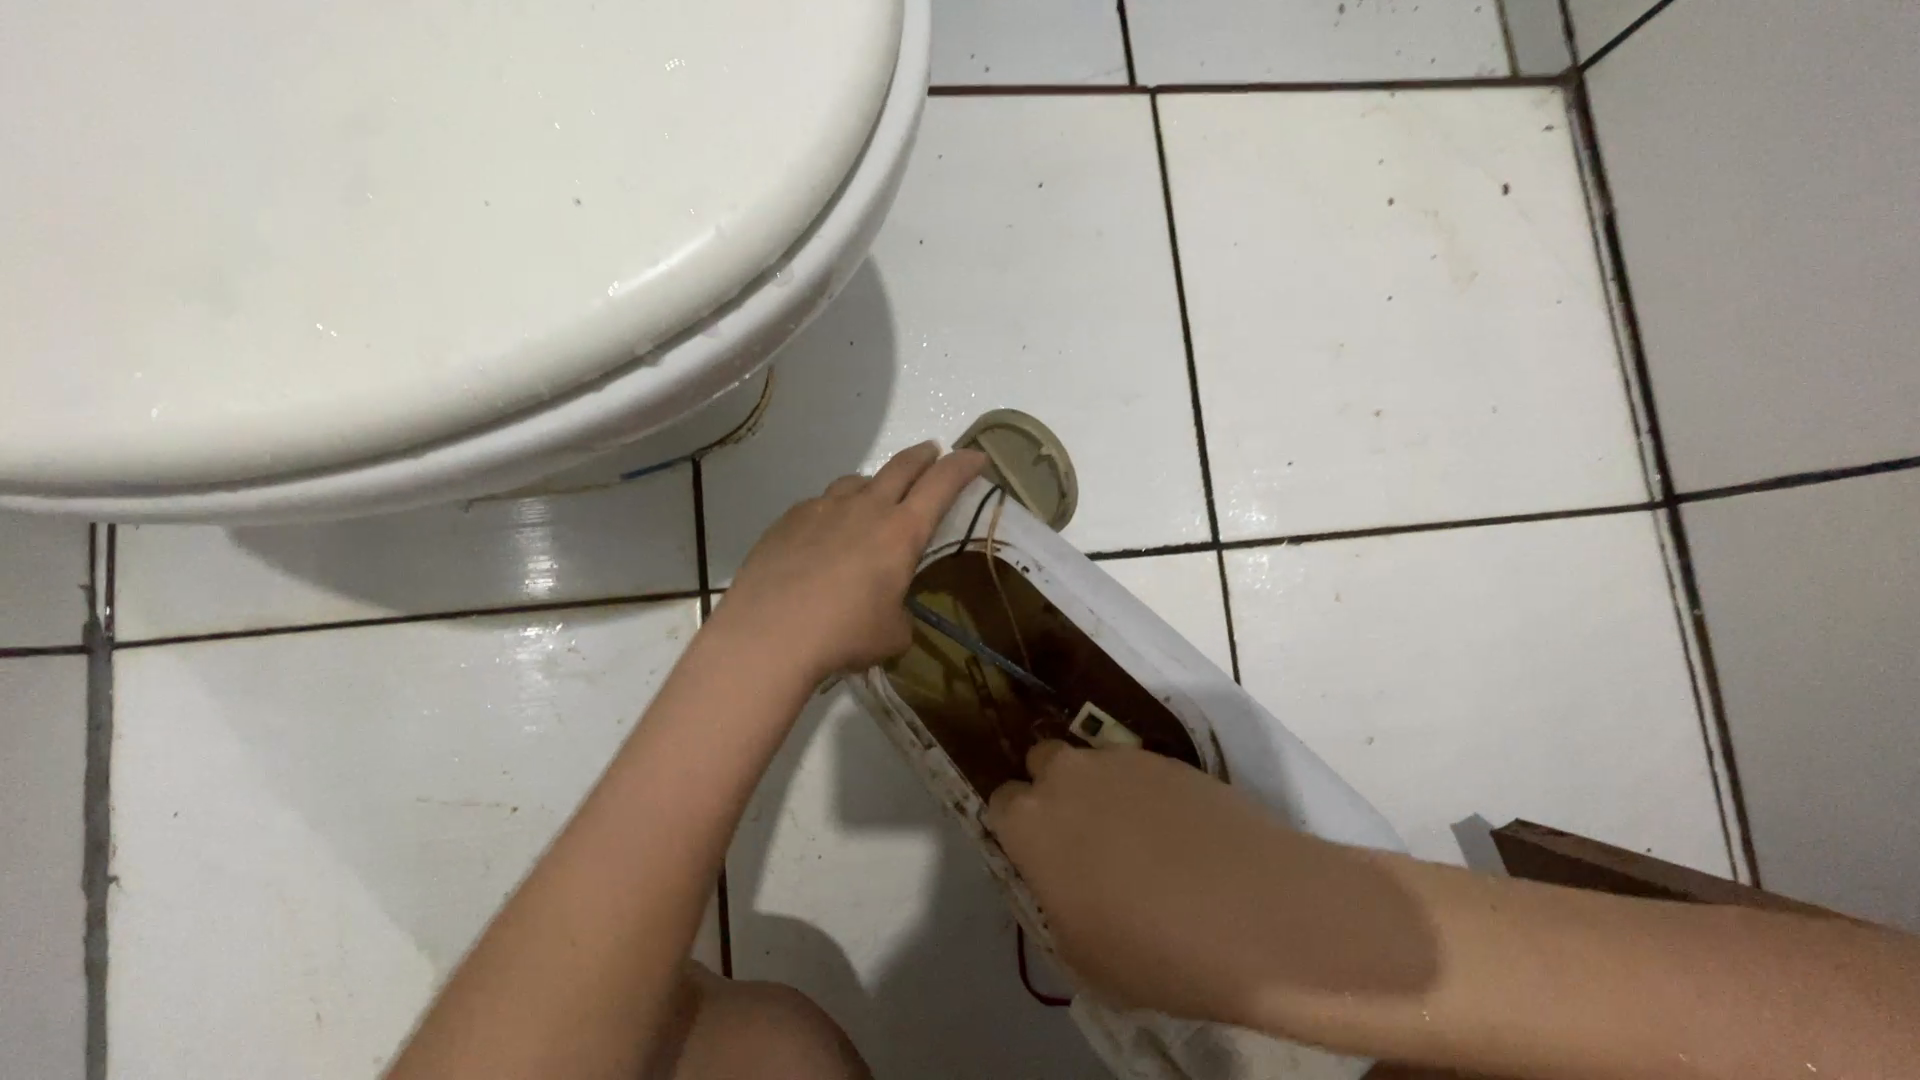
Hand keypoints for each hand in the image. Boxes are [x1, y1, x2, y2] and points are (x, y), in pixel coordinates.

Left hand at [716, 442, 986, 683]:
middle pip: (901, 467)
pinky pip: (819, 505)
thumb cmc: (844, 633)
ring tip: (874, 498)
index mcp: (902, 531)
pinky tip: (824, 536)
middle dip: (922, 456)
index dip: (963, 465)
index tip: (976, 456)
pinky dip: (832, 512)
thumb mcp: (891, 634)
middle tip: (932, 453)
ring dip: (873, 484)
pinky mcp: (788, 521)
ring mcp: (822, 509)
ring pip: (855, 482)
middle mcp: (865, 508)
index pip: (942, 484)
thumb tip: (890, 613)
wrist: (769, 633)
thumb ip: (899, 615)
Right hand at [987, 741, 1334, 1026]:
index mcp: (1029, 824)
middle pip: (1042, 763)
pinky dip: (1149, 793)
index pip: (1000, 804)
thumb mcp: (1080, 956)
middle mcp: (1067, 777)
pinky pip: (1142, 769)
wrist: (1253, 912)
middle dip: (1054, 790)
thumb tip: (1065, 888)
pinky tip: (1181, 833)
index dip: (1019, 831)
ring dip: (1101, 788)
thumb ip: (1056, 907)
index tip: (1041, 857)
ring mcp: (1122, 761)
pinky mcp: (1172, 759)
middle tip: (1085, 837)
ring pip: (1093, 761)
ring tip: (1140, 836)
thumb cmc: (1152, 950)